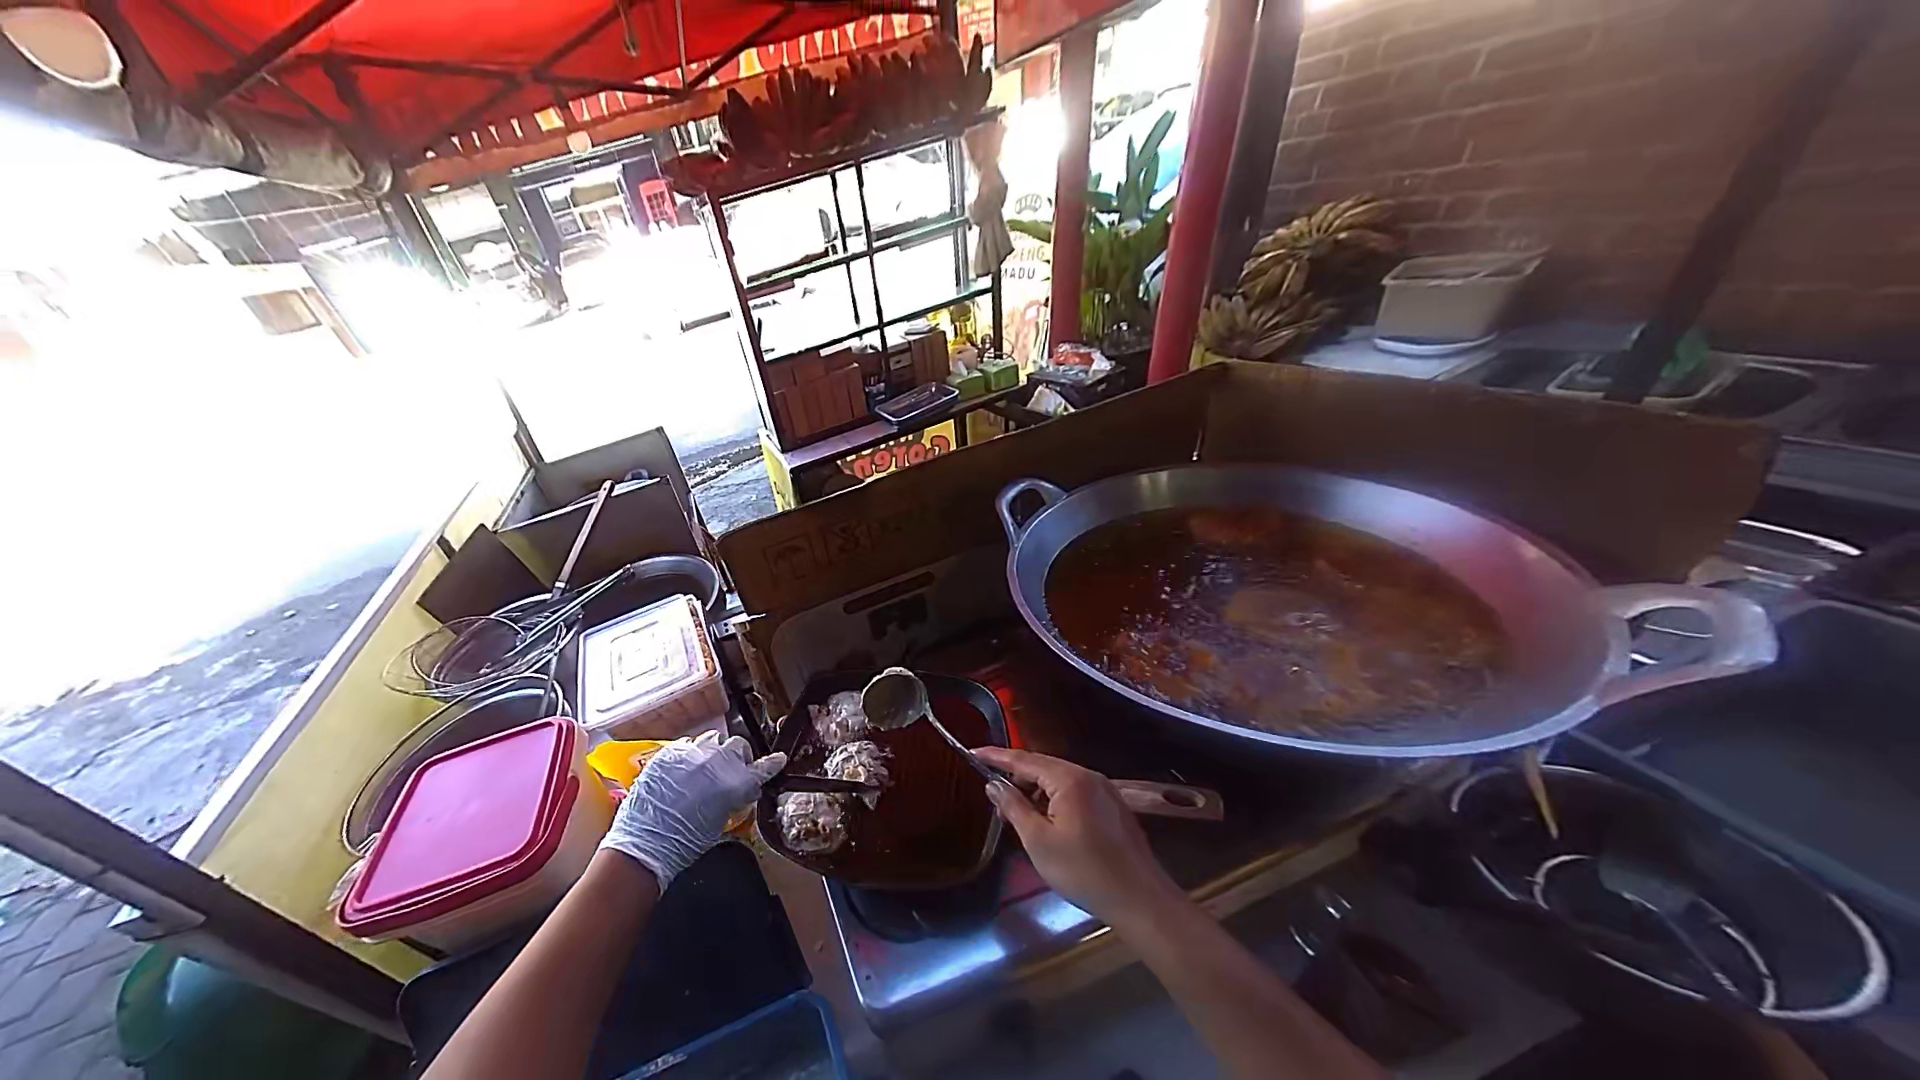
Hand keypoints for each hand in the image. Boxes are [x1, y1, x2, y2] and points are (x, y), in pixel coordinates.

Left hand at [599, 731, 785, 889]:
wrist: (644, 847)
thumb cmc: (685, 844)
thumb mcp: (720, 822)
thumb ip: (733, 798)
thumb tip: (738, 790)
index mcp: (736, 782)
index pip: (763, 767)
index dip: (773, 763)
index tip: (778, 759)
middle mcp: (718, 761)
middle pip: (738, 745)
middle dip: (738, 756)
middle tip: (730, 771)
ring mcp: (692, 753)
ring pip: (712, 739)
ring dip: (714, 751)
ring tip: (705, 766)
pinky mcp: (669, 753)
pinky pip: (686, 745)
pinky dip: (689, 755)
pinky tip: (682, 770)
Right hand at [975, 746, 1182, 927]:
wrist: (1139, 899)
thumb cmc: (1084, 871)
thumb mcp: (1038, 841)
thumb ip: (1013, 807)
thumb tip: (993, 784)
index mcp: (1070, 779)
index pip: (1024, 759)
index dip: (997, 756)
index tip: (974, 751)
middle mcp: (1089, 776)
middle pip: (1044, 767)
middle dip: (1017, 778)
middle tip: (995, 796)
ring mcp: (1104, 790)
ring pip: (1060, 781)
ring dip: (1037, 792)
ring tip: (1019, 814)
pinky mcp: (1113, 807)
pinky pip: (1076, 793)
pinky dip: (1056, 800)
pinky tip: (1048, 822)